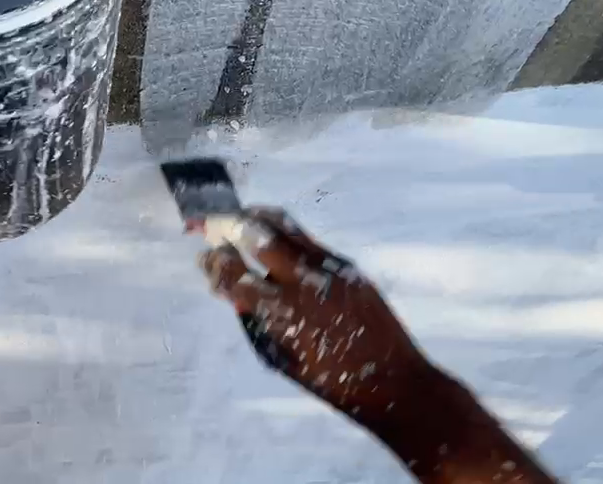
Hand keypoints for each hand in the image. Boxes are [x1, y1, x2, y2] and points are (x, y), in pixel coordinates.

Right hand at [201, 210, 558, 483]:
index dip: (212, 261)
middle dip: (225, 224)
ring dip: (253, 216)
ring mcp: (327, 269)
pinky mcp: (346, 266)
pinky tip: (272, 237)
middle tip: (209, 224)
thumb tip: (228, 288)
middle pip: (254, 234)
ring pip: (281, 224)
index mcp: (283, 312)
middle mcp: (303, 282)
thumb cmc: (334, 382)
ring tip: (237, 217)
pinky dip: (281, 233)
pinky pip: (305, 239)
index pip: (233, 272)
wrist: (400, 386)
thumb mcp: (282, 358)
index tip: (202, 255)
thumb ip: (254, 319)